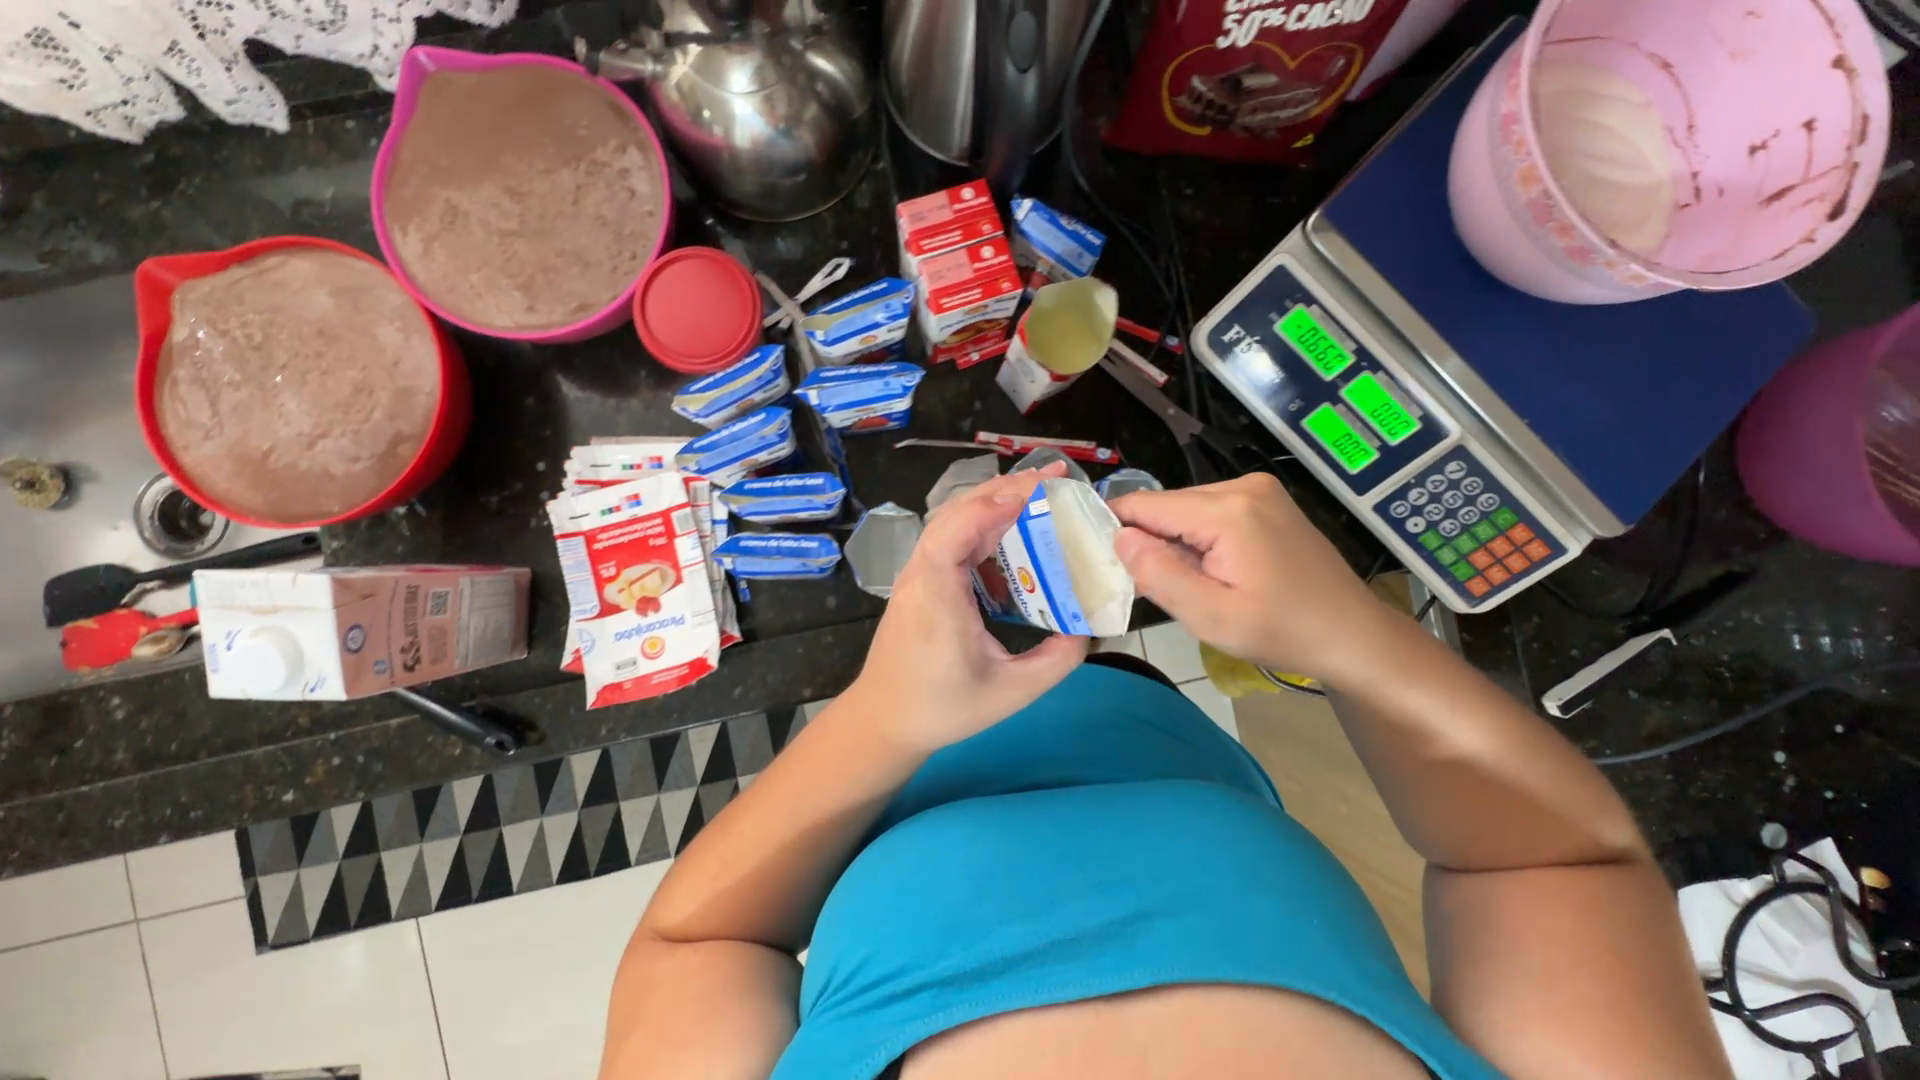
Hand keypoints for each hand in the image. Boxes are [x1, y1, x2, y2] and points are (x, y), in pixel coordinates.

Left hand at [846, 465, 1087, 753]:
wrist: (884, 721)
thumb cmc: (943, 707)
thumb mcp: (1012, 691)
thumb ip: (1056, 659)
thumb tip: (1086, 630)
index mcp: (938, 591)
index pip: (962, 525)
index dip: (1002, 500)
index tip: (1044, 488)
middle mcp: (921, 573)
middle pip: (957, 512)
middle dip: (1004, 489)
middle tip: (1053, 479)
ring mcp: (914, 576)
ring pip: (950, 521)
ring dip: (990, 503)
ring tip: (1035, 495)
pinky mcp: (917, 584)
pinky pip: (946, 541)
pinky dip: (978, 525)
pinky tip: (1007, 532)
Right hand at [1109, 472, 1402, 683]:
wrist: (1352, 634)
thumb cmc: (1282, 632)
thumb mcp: (1212, 616)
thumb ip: (1159, 574)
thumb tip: (1119, 538)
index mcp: (1227, 510)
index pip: (1145, 505)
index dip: (1116, 531)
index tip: (1101, 564)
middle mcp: (1242, 486)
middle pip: (1166, 506)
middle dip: (1151, 542)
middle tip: (1154, 590)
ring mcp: (1258, 490)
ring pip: (1186, 510)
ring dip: (1177, 543)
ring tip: (1192, 585)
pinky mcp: (1267, 501)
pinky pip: (1211, 513)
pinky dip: (1200, 540)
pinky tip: (1214, 573)